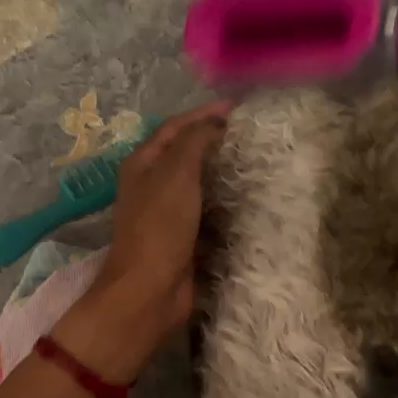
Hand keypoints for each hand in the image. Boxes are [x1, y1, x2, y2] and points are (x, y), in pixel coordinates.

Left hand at [53, 102, 231, 381]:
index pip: (174, 128)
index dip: (202, 114)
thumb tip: (214, 121)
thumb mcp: (176, 173)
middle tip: (250, 134)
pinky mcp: (182, 239)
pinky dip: (225, 204)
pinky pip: (206, 212)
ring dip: (221, 173)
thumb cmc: (160, 225)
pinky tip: (248, 201)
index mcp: (142, 164)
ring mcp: (165, 213)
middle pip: (184, 153)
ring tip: (255, 162)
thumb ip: (194, 142)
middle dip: (213, 141)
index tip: (237, 108)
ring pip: (197, 184)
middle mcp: (151, 185)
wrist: (150, 289)